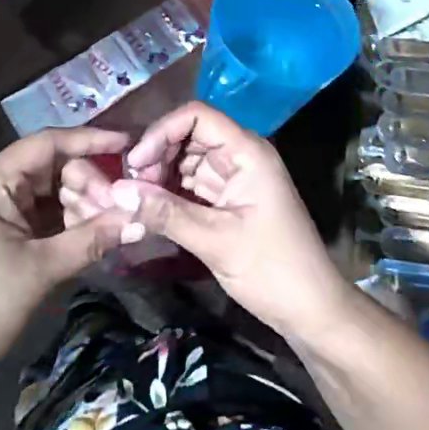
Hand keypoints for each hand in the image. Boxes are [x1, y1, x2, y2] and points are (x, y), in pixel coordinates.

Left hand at [0, 128, 130, 385]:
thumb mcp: (42, 269)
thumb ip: (93, 238)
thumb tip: (141, 219)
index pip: (47, 144)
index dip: (90, 141)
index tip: (129, 144)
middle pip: (48, 167)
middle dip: (87, 184)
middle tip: (122, 209)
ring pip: (45, 191)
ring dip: (78, 204)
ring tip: (110, 226)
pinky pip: (34, 213)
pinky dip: (62, 221)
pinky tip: (90, 234)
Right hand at [108, 102, 348, 336]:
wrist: (312, 313)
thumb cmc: (273, 271)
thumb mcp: (216, 241)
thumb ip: (165, 212)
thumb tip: (116, 192)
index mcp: (247, 152)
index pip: (196, 116)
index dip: (162, 131)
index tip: (136, 163)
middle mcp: (239, 155)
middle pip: (188, 134)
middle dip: (157, 153)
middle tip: (131, 185)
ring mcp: (233, 176)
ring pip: (185, 158)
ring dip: (159, 172)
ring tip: (136, 197)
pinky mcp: (226, 198)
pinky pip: (190, 181)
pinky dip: (169, 190)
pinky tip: (149, 206)